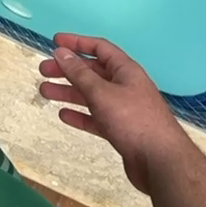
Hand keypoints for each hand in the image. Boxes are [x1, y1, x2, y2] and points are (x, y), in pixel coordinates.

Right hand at [37, 34, 192, 195]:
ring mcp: (124, 110)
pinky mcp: (122, 131)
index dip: (77, 43)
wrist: (162, 164)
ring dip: (68, 92)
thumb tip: (60, 52)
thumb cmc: (132, 120)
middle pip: (92, 72)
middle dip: (67, 70)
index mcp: (126, 71)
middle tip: (43, 70)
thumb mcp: (101, 92)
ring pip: (91, 95)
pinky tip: (64, 115)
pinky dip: (81, 115)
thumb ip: (79, 72)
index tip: (55, 42)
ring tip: (45, 92)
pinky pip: (96, 118)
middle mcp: (125, 87)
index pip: (100, 48)